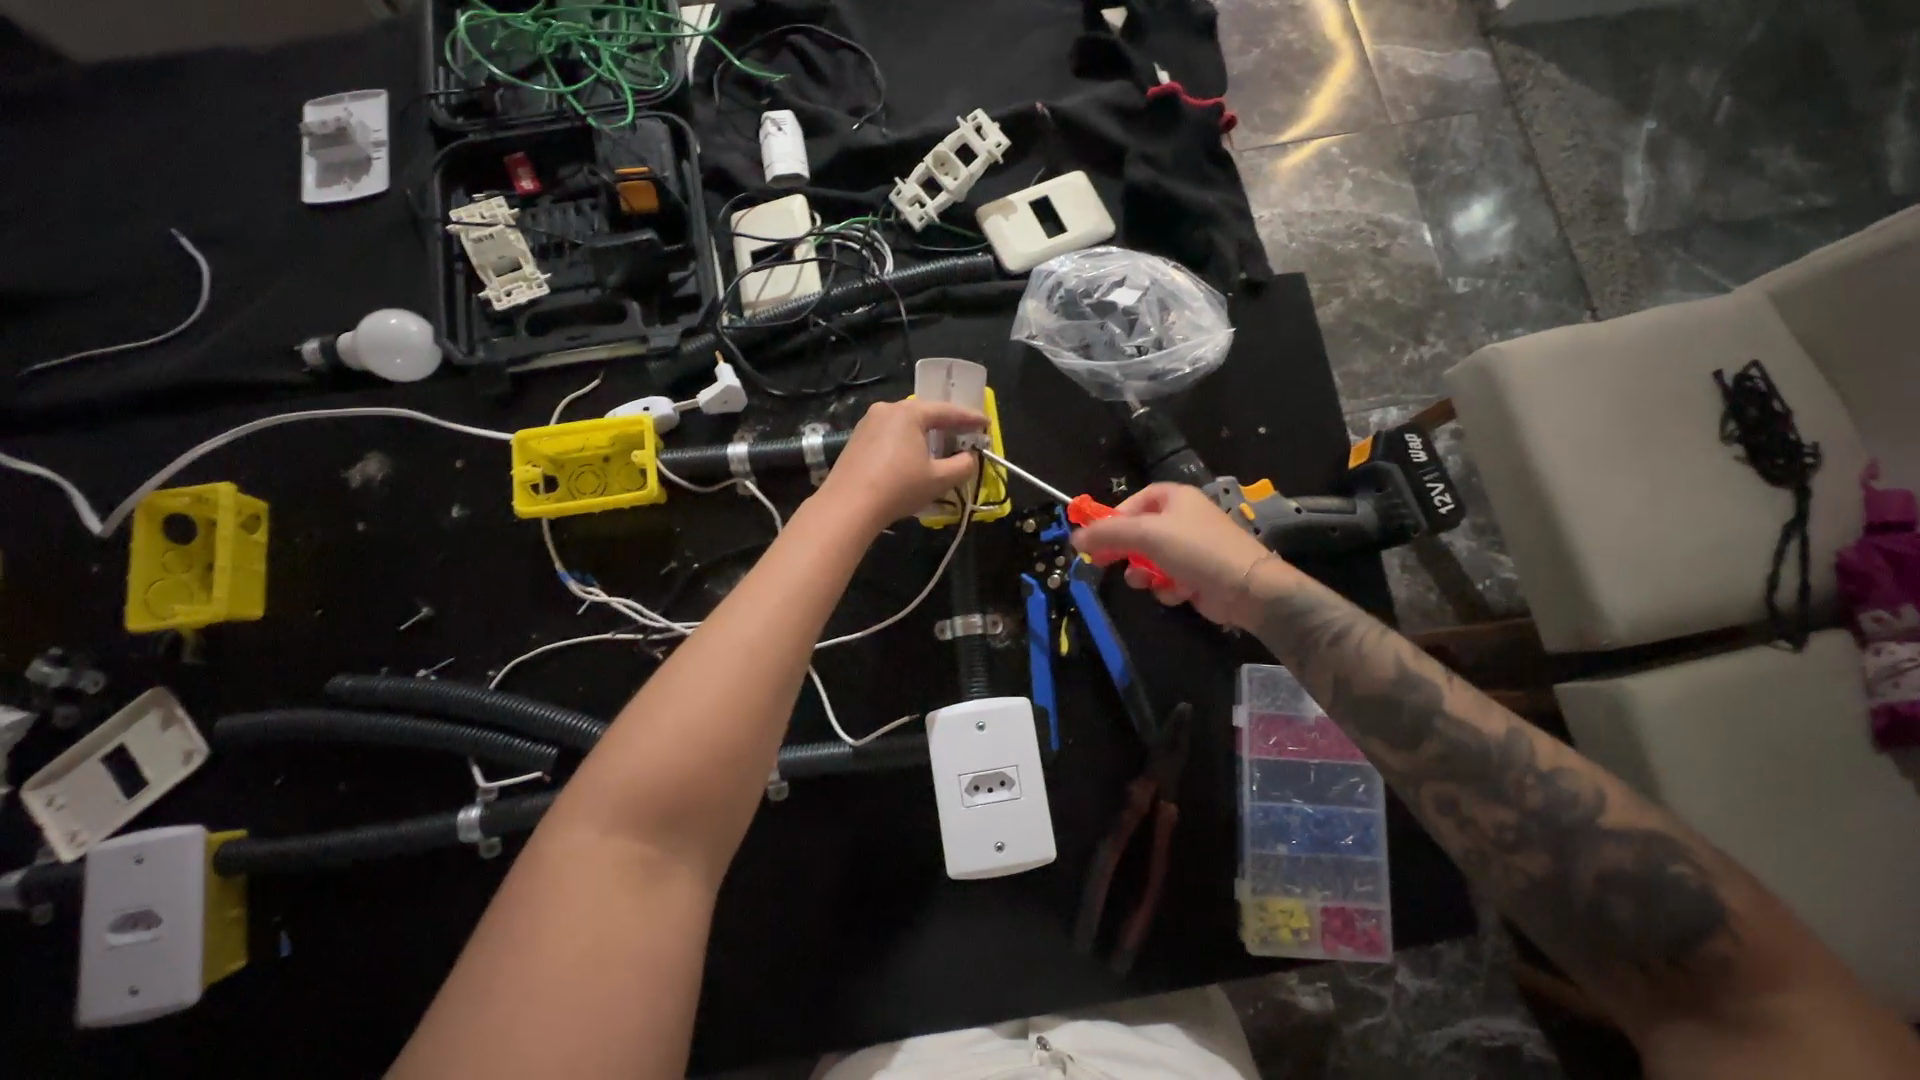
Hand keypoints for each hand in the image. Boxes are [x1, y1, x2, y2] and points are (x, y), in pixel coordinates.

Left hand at [816, 399, 986, 528]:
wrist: (848, 506)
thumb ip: (963, 465)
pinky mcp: (856, 440)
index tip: (986, 424)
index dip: (971, 419)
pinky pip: (890, 436)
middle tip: (965, 436)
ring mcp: (867, 423)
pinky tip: (912, 459)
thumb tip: (970, 457)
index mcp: (909, 413)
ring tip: (941, 449)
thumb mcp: (939, 479)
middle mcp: (887, 410)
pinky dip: (906, 443)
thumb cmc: (898, 488)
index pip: (948, 411)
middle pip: (925, 414)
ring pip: (905, 425)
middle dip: (947, 426)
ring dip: (925, 436)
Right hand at [1071, 482, 1298, 627]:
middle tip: (1104, 563)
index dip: (1113, 519)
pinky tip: (1178, 592)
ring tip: (1148, 581)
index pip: (1133, 502)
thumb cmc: (1195, 549)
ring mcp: (1191, 549)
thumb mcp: (1146, 535)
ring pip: (1149, 560)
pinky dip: (1167, 587)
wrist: (1245, 587)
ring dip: (1144, 573)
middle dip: (1125, 551)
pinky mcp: (1196, 575)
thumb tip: (1074, 538)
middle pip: (1138, 533)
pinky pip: (1166, 579)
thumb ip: (1108, 534)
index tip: (1095, 538)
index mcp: (1174, 499)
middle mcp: (1183, 519)